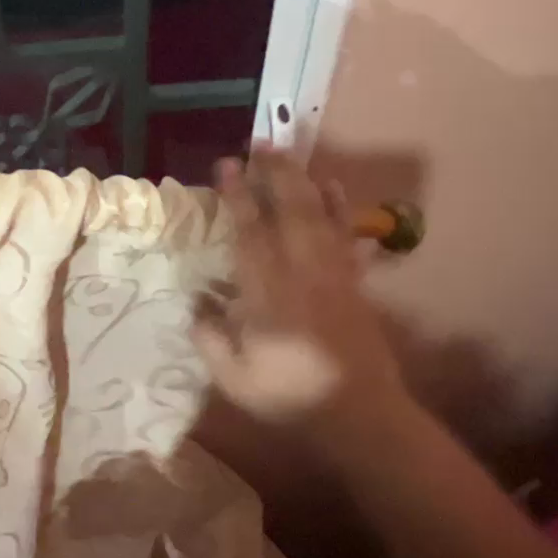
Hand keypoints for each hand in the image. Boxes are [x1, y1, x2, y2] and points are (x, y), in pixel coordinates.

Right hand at [191, 145, 407, 423]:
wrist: (360, 415)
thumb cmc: (290, 397)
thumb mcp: (233, 379)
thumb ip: (210, 338)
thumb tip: (197, 302)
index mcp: (267, 295)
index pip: (249, 233)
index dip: (237, 197)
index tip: (226, 166)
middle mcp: (302, 273)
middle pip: (289, 210)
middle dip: (274, 172)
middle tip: (259, 142)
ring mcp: (333, 275)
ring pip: (318, 214)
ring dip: (301, 179)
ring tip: (286, 151)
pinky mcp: (354, 282)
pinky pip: (346, 234)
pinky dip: (339, 206)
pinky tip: (331, 185)